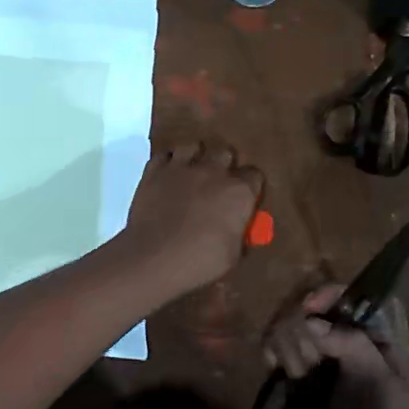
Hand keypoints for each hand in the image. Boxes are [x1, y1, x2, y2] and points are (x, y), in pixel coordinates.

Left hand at [115, 142, 262, 292]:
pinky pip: (164, 155)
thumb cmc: (200, 262)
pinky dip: (168, 162)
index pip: (254, 175)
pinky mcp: (155, 170)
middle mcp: (213, 172)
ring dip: (196, 157)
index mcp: (239, 192)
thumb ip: (239, 234)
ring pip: (193, 146)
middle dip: (225, 165)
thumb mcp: (233, 256)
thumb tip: (237, 228)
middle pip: (225, 153)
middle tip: (217, 184)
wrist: (154, 256)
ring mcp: (181, 167)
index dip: (250, 186)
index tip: (244, 198)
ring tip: (192, 173)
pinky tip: (168, 175)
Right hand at [265, 284, 408, 408]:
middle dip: (302, 325)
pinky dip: (279, 358)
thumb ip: (349, 342)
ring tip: (280, 357)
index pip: (347, 303)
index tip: (306, 306)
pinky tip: (271, 362)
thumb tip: (309, 320)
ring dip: (287, 342)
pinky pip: (290, 361)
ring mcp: (329, 370)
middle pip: (317, 317)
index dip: (326, 297)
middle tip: (295, 341)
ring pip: (300, 337)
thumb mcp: (377, 380)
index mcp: (377, 343)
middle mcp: (351, 350)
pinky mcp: (309, 390)